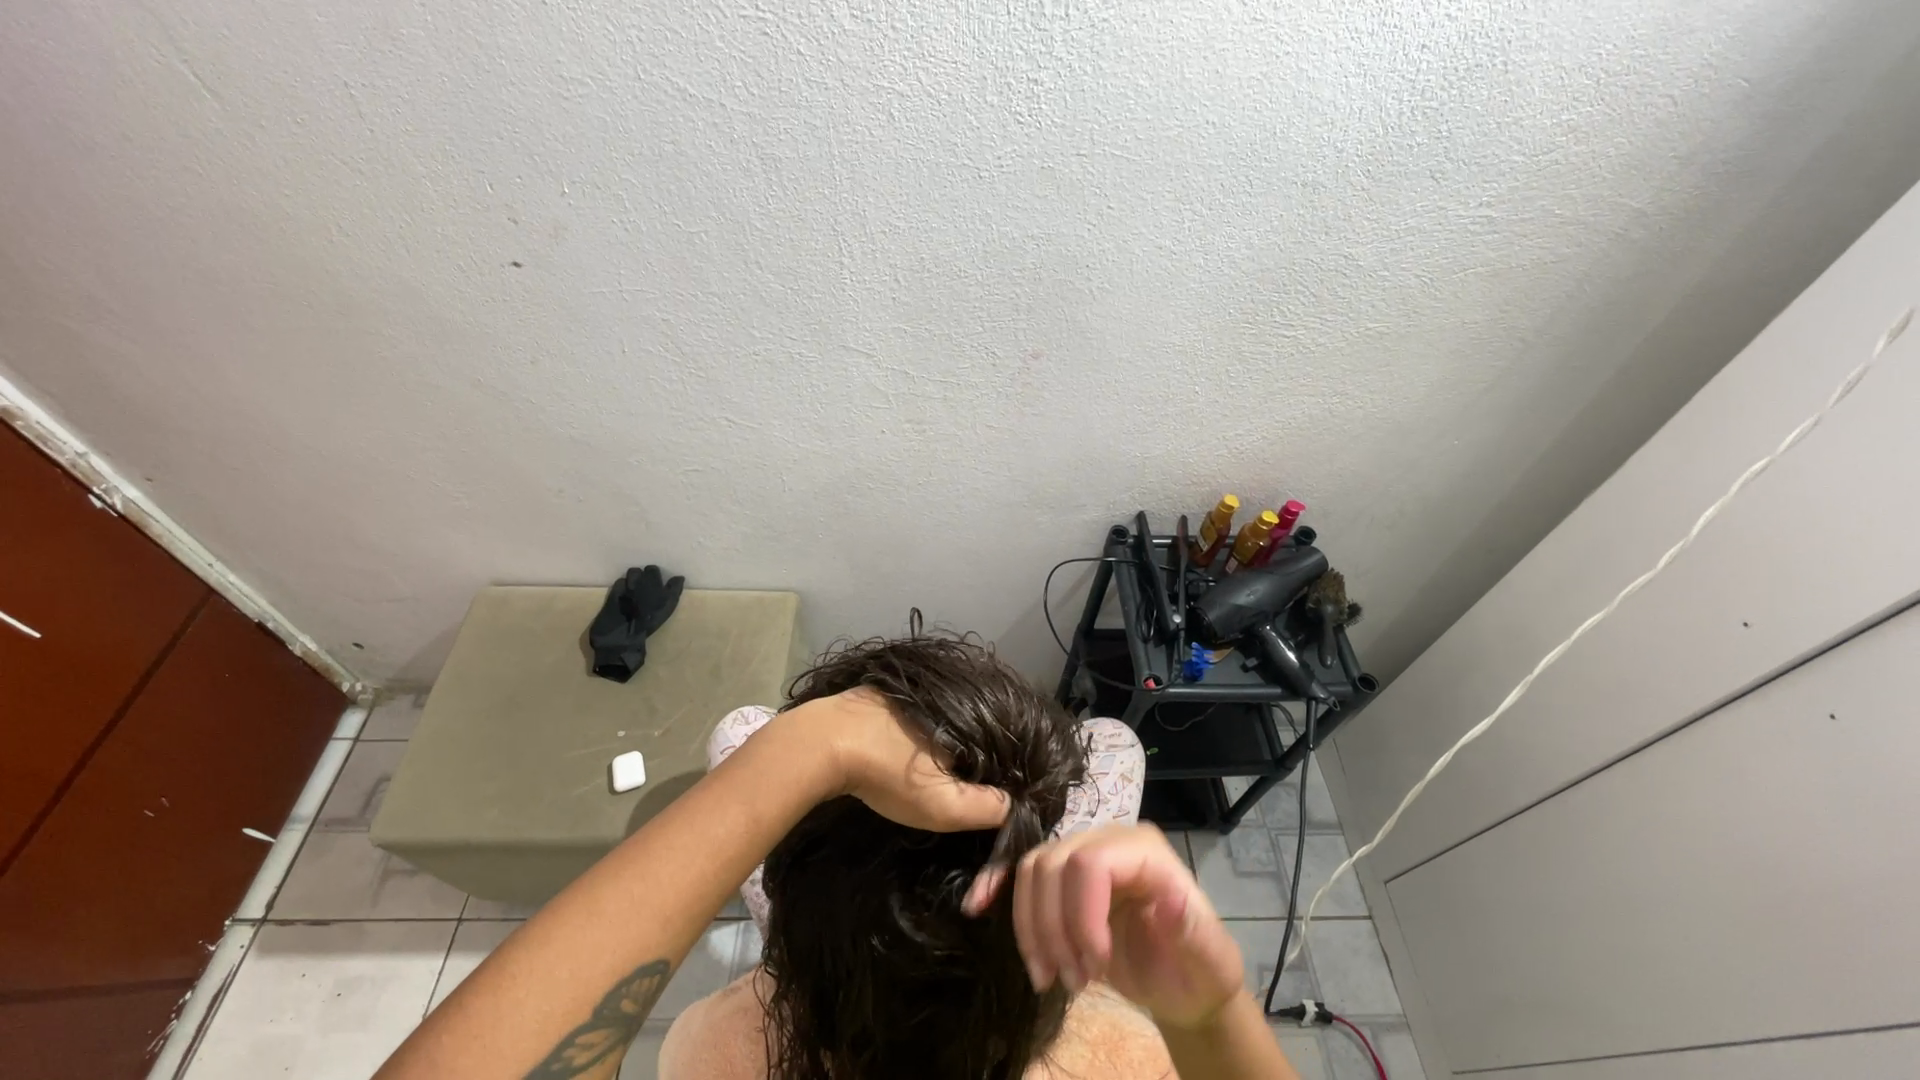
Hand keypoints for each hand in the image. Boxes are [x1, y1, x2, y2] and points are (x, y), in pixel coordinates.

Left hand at [774, 688, 1010, 832]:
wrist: (821, 742)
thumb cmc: (888, 773)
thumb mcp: (942, 804)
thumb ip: (984, 807)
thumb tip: (1015, 804)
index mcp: (965, 717)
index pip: (998, 738)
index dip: (1002, 763)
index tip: (997, 786)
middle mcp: (943, 694)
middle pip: (969, 724)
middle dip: (971, 746)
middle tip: (964, 774)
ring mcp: (908, 688)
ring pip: (938, 714)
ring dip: (940, 734)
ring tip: (933, 759)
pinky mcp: (878, 689)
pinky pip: (909, 708)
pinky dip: (911, 724)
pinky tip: (900, 739)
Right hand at [963, 824, 1245, 1028]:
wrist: (1183, 983)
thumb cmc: (1199, 970)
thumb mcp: (1209, 958)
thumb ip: (1192, 928)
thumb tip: (1171, 896)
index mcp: (1144, 851)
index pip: (1090, 862)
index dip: (1080, 915)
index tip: (1092, 967)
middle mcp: (1108, 840)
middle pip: (1053, 865)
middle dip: (1055, 930)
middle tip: (1073, 981)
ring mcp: (1081, 854)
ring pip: (1031, 871)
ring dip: (1032, 930)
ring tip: (1053, 977)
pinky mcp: (1061, 878)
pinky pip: (1020, 871)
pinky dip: (996, 887)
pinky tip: (976, 906)